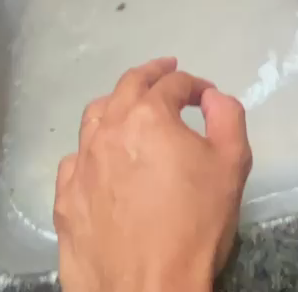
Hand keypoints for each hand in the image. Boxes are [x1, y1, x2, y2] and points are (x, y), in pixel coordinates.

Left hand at [55, 57, 252, 291]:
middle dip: (152, 74)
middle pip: (128, 86)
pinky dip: (92, 150)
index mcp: (148, 116)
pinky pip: (75, 161)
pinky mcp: (64, 201)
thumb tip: (211, 98)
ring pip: (95, 117)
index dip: (194, 85)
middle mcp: (109, 130)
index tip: (207, 97)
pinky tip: (103, 161)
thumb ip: (227, 116)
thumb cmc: (196, 226)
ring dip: (117, 104)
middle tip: (167, 71)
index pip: (173, 83)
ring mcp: (81, 166)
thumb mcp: (232, 164)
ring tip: (131, 109)